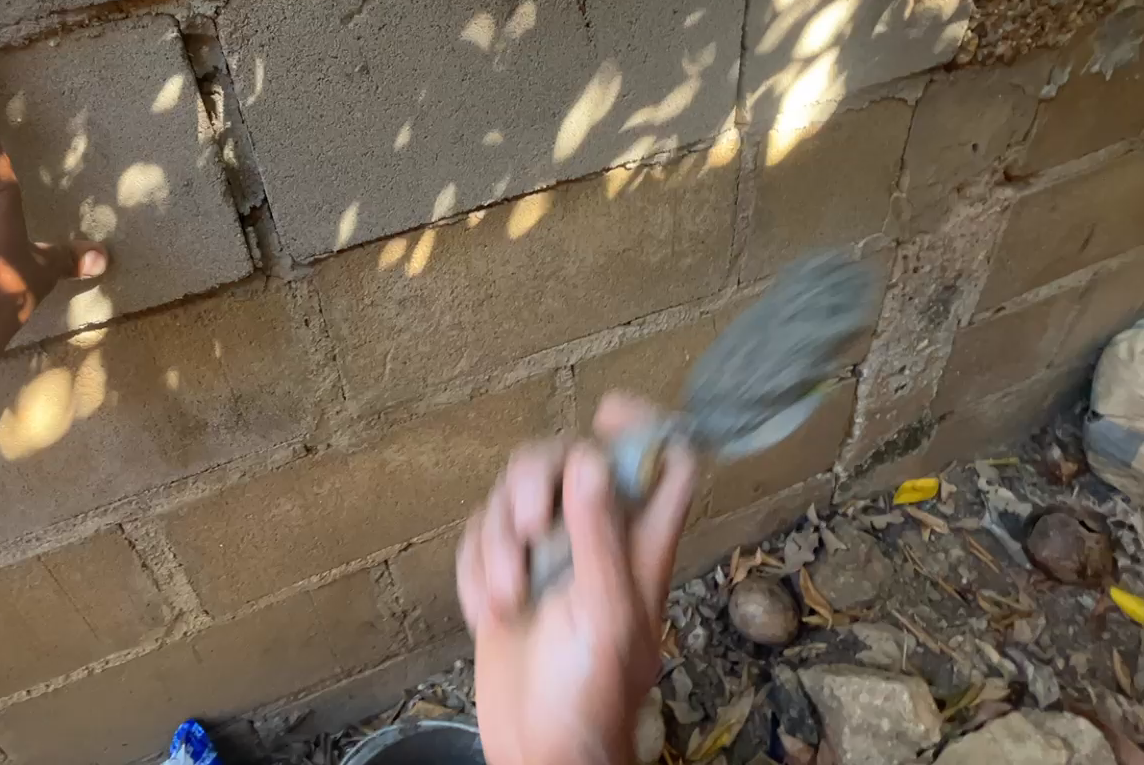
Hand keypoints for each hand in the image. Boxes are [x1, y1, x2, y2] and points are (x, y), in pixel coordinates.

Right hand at [458, 394, 696, 764]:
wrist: (535, 753)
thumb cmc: (589, 694)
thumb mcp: (606, 617)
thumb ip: (600, 537)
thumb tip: (591, 457)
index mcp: (640, 540)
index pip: (665, 461)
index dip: (648, 427)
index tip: (609, 413)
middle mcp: (594, 531)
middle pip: (568, 456)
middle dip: (538, 481)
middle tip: (530, 524)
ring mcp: (545, 548)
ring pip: (515, 490)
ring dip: (499, 540)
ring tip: (507, 598)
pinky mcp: (502, 564)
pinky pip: (480, 532)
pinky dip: (477, 566)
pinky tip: (491, 611)